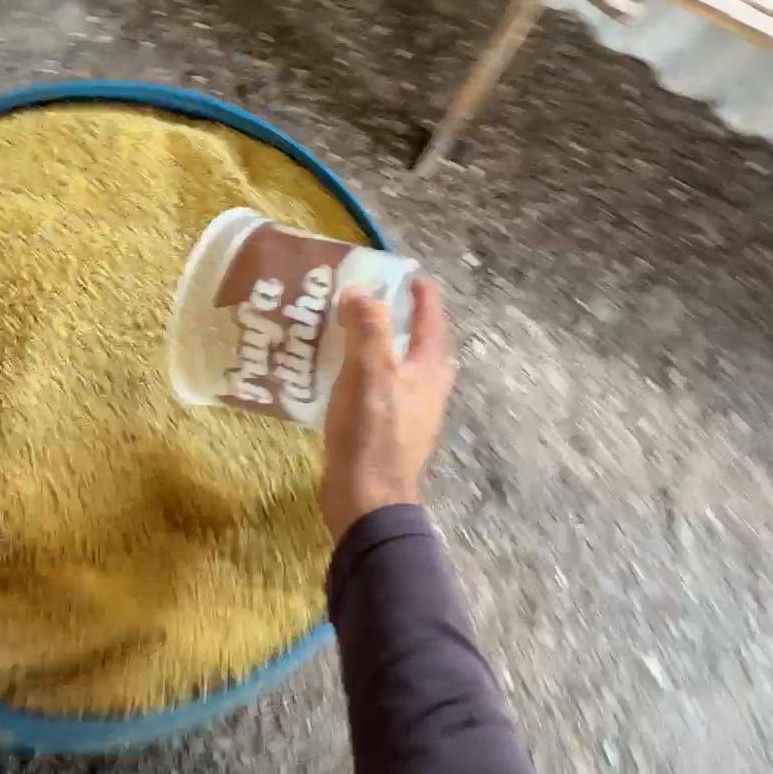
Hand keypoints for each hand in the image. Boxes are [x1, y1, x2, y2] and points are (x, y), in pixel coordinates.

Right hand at [319, 277, 454, 541]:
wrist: (366, 500)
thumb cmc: (371, 433)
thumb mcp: (370, 372)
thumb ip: (368, 328)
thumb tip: (360, 291)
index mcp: (428, 370)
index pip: (431, 319)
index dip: (420, 293)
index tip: (406, 272)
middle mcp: (427, 390)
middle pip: (422, 344)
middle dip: (404, 320)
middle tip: (376, 302)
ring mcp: (410, 414)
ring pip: (402, 369)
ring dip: (383, 347)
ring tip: (353, 334)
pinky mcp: (388, 433)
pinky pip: (382, 390)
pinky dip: (367, 374)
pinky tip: (341, 376)